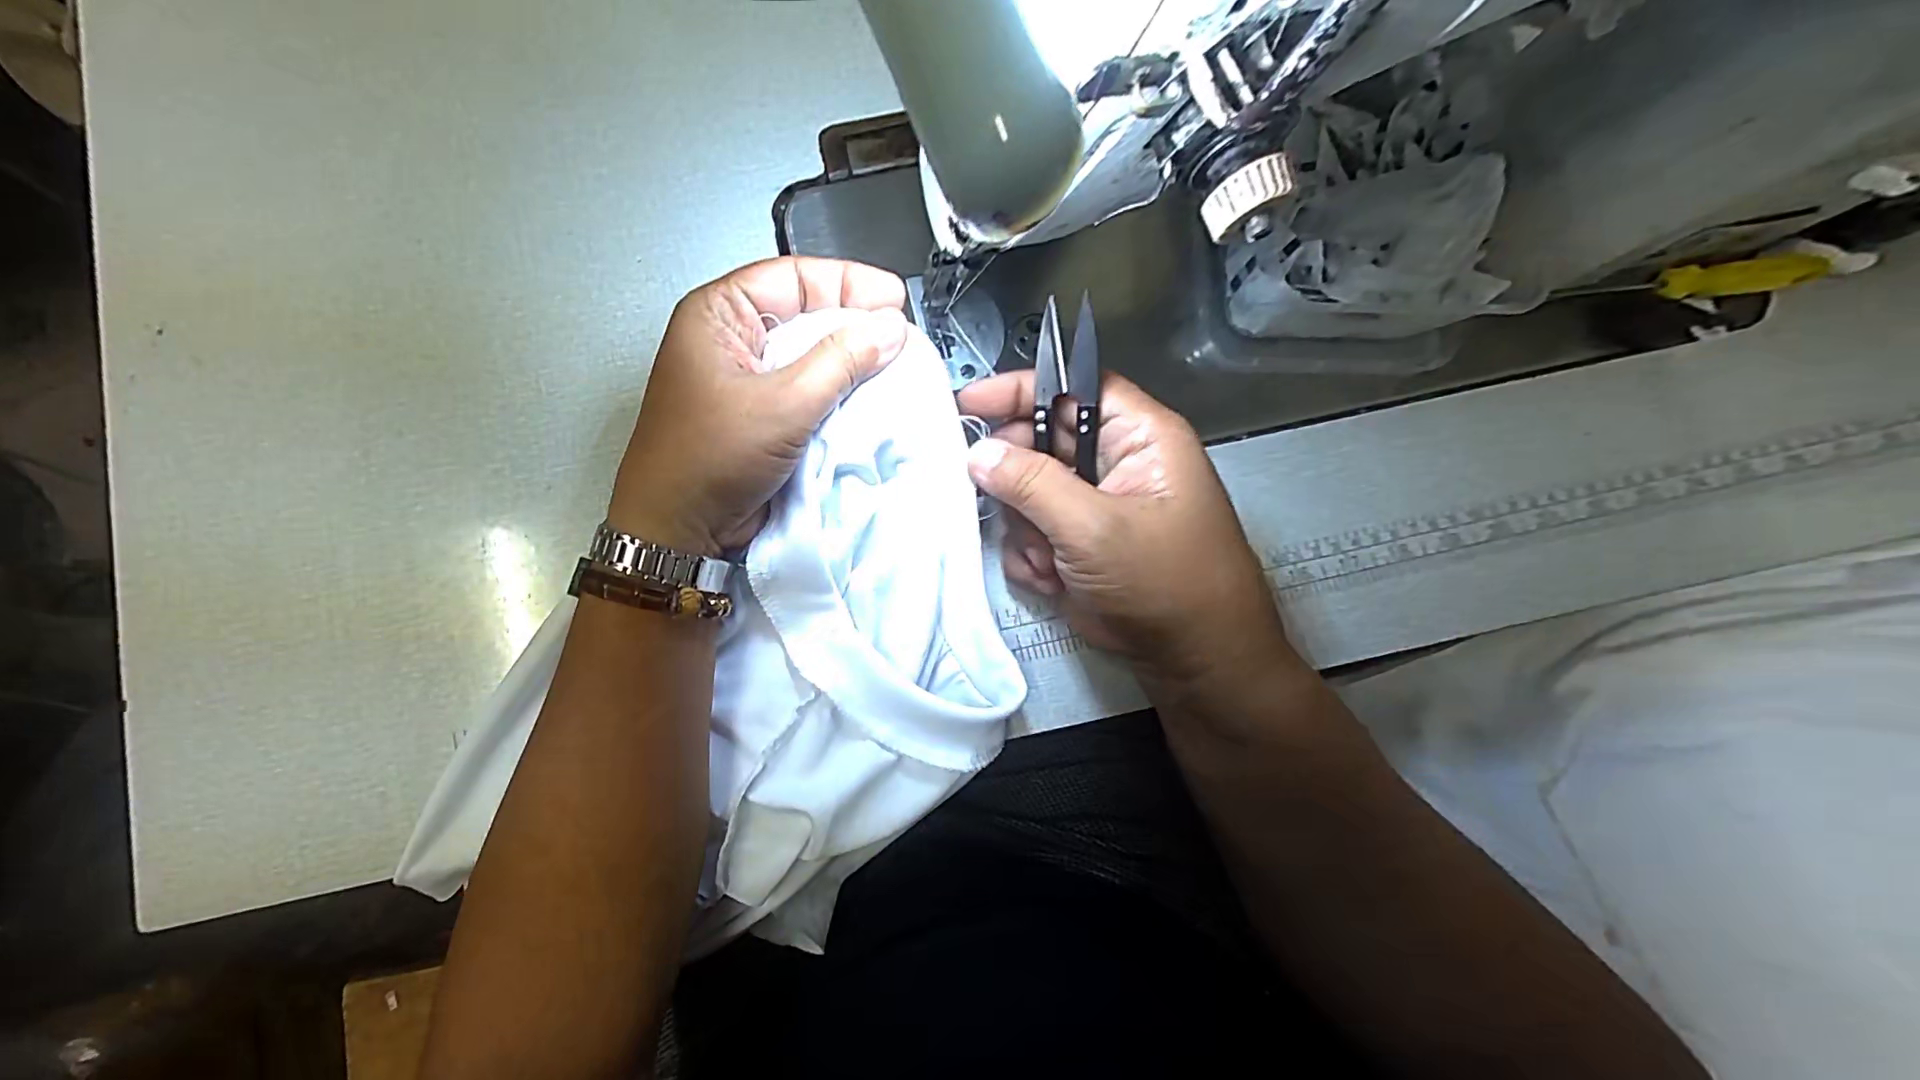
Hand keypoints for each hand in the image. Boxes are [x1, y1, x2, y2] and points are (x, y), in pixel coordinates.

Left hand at [609, 257, 908, 555]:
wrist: (680, 529)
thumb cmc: (706, 460)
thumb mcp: (782, 403)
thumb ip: (840, 361)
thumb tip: (888, 330)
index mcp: (719, 316)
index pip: (793, 277)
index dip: (847, 282)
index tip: (892, 298)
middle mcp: (734, 342)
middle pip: (807, 316)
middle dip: (856, 326)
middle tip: (900, 338)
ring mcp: (751, 382)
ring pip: (814, 359)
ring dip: (853, 367)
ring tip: (894, 369)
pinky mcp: (767, 418)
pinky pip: (813, 396)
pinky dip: (842, 399)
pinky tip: (872, 403)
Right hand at [958, 370, 1306, 699]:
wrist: (1192, 660)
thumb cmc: (1163, 582)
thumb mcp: (1095, 527)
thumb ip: (1032, 485)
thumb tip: (979, 452)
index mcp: (1138, 437)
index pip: (1074, 388)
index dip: (1022, 389)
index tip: (969, 403)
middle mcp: (1114, 463)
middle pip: (1041, 442)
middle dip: (1017, 478)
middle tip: (993, 497)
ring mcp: (1092, 506)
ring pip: (1027, 492)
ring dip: (1026, 527)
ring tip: (1046, 559)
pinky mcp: (1077, 544)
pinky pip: (1031, 531)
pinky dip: (1031, 555)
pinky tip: (1050, 578)